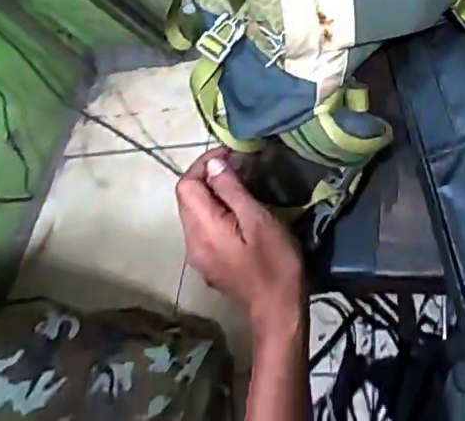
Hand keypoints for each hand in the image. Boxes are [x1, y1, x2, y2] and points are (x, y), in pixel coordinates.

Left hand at [176, 149, 305, 343]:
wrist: (278, 310)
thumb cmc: (274, 260)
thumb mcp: (257, 218)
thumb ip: (230, 189)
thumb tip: (213, 163)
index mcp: (202, 230)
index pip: (186, 185)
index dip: (204, 164)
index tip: (231, 154)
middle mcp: (192, 242)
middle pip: (187, 197)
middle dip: (208, 175)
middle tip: (239, 164)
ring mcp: (199, 255)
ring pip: (195, 210)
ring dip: (213, 191)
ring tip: (242, 181)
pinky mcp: (209, 261)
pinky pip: (204, 225)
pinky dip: (216, 208)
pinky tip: (239, 208)